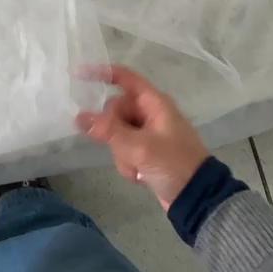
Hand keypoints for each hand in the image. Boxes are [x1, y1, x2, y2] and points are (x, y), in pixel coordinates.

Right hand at [75, 65, 209, 208]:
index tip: (75, 74)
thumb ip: (109, 131)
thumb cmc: (174, 164)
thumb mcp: (140, 147)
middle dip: (113, 132)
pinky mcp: (146, 153)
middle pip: (115, 109)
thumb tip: (79, 117)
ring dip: (121, 153)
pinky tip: (140, 177)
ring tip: (138, 169)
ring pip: (116, 133)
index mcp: (153, 102)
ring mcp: (147, 133)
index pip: (123, 77)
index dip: (100, 73)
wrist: (197, 198)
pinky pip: (124, 150)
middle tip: (125, 149)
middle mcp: (149, 113)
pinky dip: (127, 163)